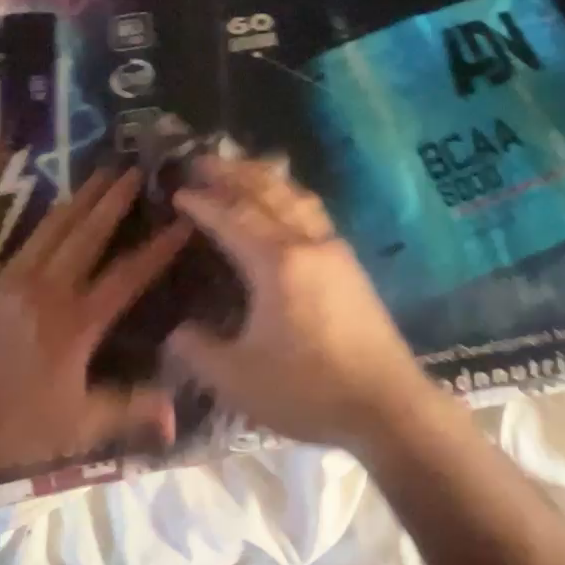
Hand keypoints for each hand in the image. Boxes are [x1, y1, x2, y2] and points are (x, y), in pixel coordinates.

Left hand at [0, 167, 190, 480]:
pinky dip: (53, 216)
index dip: (158, 247)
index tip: (183, 221)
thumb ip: (127, 410)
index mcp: (76, 324)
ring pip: (56, 226)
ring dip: (83, 197)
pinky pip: (31, 237)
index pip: (127, 275)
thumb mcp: (75, 428)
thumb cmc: (10, 428)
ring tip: (104, 172)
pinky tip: (62, 208)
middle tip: (137, 169)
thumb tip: (177, 416)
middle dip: (115, 199)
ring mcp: (18, 280)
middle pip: (89, 233)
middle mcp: (49, 290)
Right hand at [162, 157, 433, 449]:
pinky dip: (289, 196)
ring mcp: (335, 250)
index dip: (203, 203)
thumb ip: (199, 350)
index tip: (178, 191)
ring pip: (296, 197)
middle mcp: (307, 243)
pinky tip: (285, 208)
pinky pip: (312, 213)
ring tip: (243, 168)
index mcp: (277, 262)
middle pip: (268, 192)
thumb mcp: (238, 379)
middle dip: (233, 173)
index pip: (233, 217)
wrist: (388, 405)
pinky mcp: (351, 266)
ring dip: (265, 178)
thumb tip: (177, 331)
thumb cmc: (309, 390)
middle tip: (203, 160)